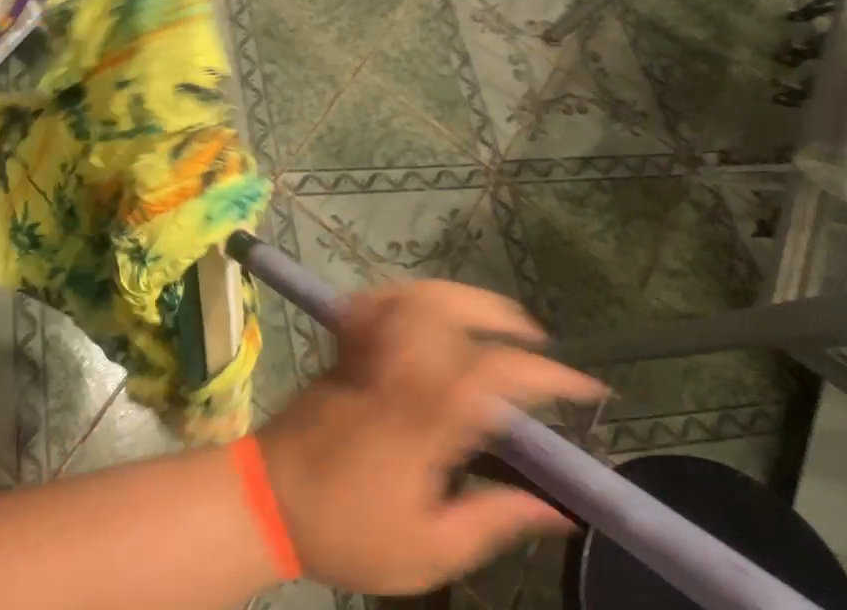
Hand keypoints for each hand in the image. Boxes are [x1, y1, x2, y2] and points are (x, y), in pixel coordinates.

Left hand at [255, 281, 605, 594]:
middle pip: (440, 311)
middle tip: (530, 336)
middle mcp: (390, 376)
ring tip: (483, 316)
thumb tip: (556, 509)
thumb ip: (494, 521)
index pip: (491, 376)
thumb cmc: (344, 532)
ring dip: (450, 296)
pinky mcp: (336, 356)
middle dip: (493, 311)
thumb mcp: (429, 549)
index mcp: (421, 424)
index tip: (584, 388)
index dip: (544, 375)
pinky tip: (421, 312)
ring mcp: (357, 359)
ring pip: (402, 298)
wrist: (262, 504)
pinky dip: (399, 297)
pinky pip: (366, 308)